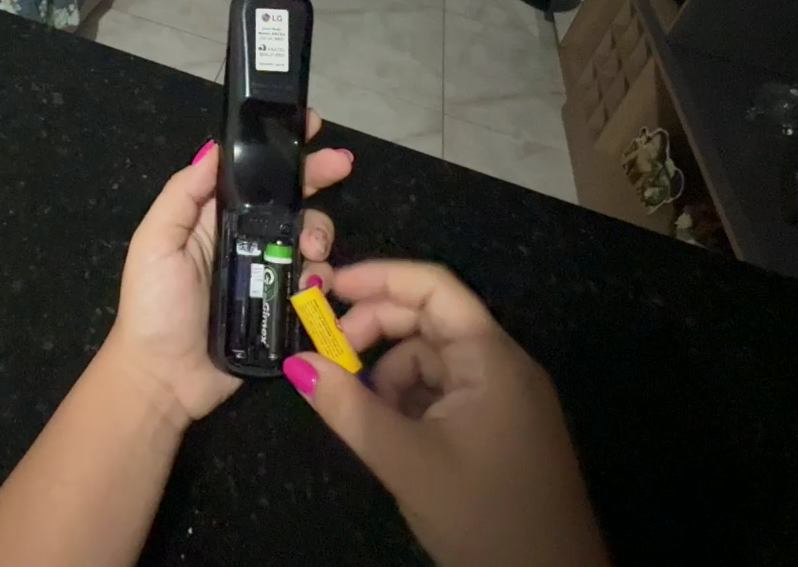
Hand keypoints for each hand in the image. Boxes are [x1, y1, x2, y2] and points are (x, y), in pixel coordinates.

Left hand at [103, 112, 352, 424]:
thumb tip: (213, 147)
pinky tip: (314, 283)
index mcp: (214, 216)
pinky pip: (314, 284)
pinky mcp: (283, 307)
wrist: (164, 377)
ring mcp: (267, 273)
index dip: (280, 150)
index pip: (252, 175)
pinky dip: (322, 279)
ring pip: (309, 238)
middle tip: (341, 163)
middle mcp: (245, 238)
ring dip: (320, 232)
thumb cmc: (154, 304)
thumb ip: (183, 193)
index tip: (310, 125)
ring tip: (312, 246)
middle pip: (289, 200)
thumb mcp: (156, 240)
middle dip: (317, 177)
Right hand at [284, 261, 608, 566]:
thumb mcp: (405, 461)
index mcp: (490, 357)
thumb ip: (347, 407)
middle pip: (428, 318)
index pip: (433, 287)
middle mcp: (500, 365)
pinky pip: (441, 389)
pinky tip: (388, 429)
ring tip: (360, 407)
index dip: (379, 277)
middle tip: (330, 352)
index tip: (329, 287)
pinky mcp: (496, 426)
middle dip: (374, 328)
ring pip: (430, 357)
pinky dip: (407, 397)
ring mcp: (501, 397)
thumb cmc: (486, 519)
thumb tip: (296, 362)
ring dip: (387, 370)